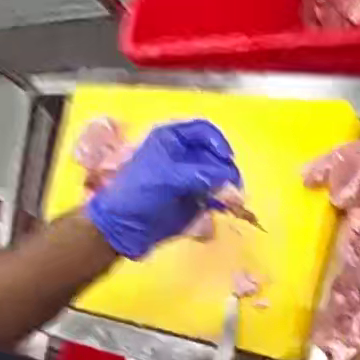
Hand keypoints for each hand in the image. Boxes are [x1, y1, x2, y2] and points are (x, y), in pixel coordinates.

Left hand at [87, 120, 241, 259]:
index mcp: (172, 140)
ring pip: (218, 179)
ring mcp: (189, 180)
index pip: (205, 132)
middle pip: (216, 156)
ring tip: (233, 203)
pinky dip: (222, 203)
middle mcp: (183, 157)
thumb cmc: (139, 193)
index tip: (228, 162)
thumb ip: (200, 175)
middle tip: (234, 189)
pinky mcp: (193, 203)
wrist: (125, 227)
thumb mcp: (168, 177)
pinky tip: (224, 210)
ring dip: (228, 189)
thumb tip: (229, 179)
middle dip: (226, 170)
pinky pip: (214, 199)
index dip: (219, 144)